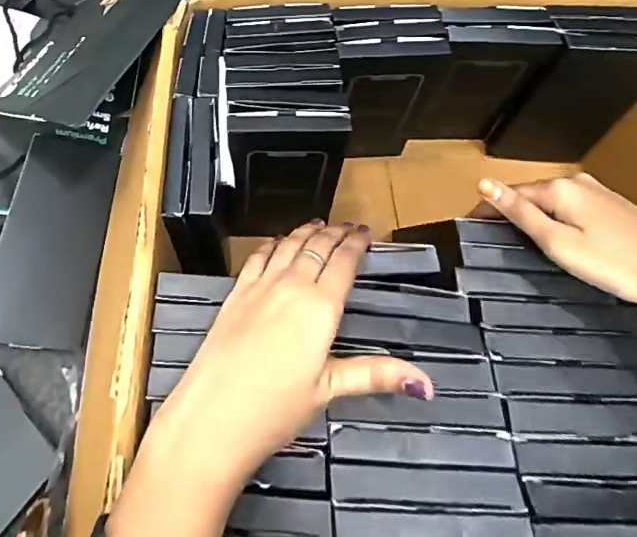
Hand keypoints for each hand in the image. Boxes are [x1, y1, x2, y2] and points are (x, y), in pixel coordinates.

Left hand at [147, 222, 433, 487]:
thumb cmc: (270, 407)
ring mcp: (261, 286)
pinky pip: (258, 255)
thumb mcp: (330, 389)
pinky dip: (272, 243)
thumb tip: (421, 381)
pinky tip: (275, 241)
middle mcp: (290, 287)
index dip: (357, 243)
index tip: (365, 233)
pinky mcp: (237, 293)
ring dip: (306, 231)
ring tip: (318, 224)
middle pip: (317, 245)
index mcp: (319, 308)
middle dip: (336, 232)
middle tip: (348, 226)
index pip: (344, 261)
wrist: (215, 413)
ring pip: (288, 243)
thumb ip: (376, 374)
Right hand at [477, 173, 636, 317]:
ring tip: (522, 236)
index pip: (510, 193)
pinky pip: (574, 208)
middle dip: (511, 210)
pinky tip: (563, 238)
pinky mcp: (617, 208)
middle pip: (532, 194)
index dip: (487, 208)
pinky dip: (559, 220)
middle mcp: (578, 184)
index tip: (469, 222)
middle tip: (491, 232)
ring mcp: (601, 194)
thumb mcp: (559, 243)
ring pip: (554, 201)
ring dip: (535, 215)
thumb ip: (520, 213)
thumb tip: (485, 184)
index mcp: (560, 190)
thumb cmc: (622, 264)